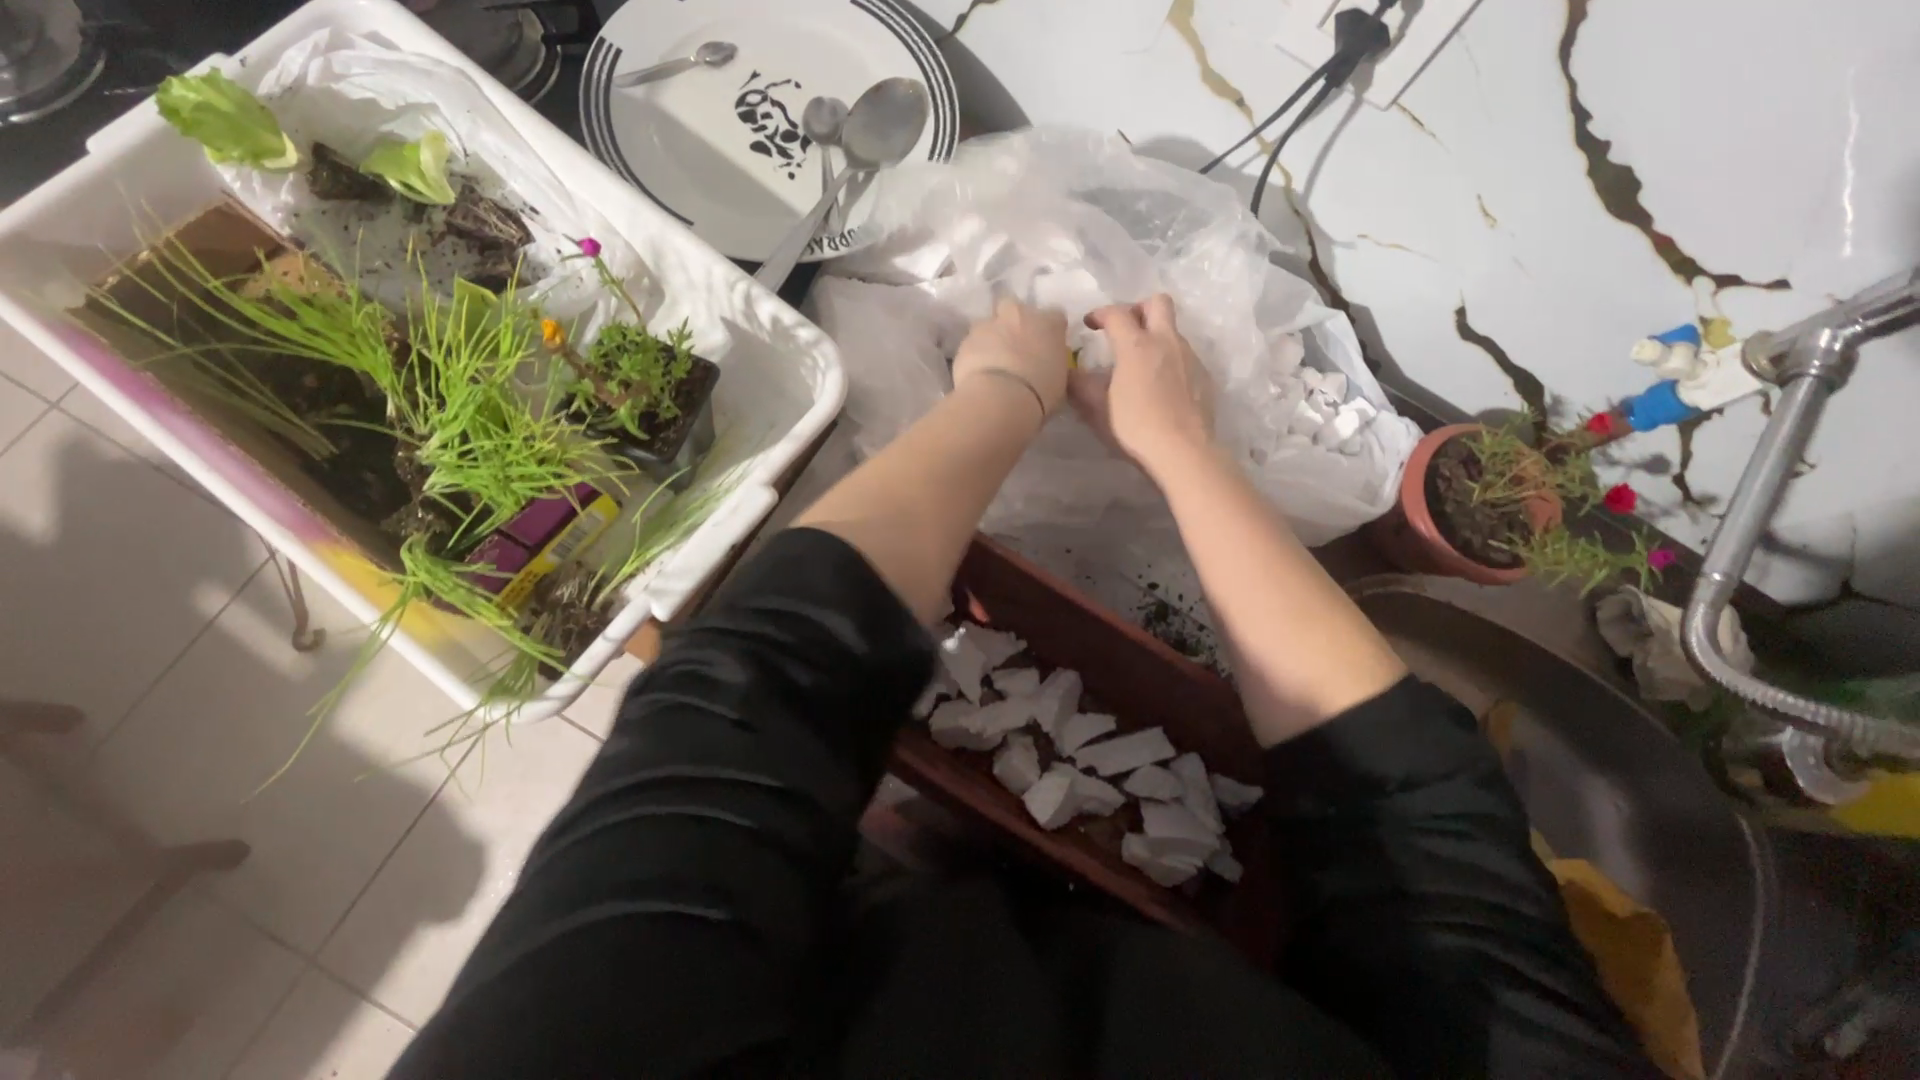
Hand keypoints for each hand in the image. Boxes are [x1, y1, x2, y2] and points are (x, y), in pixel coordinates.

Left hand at [952, 298, 1070, 419]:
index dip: (1049, 332)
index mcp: (1048, 323)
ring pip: (989, 324)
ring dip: (992, 338)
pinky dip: (975, 353)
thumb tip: (1045, 362)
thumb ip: (1052, 363)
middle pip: (1015, 308)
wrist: (1000, 398)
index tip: (1046, 348)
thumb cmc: (1040, 392)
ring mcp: (988, 324)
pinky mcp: (965, 340)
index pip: (1055, 318)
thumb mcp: (1060, 380)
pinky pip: (972, 342)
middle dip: (1015, 324)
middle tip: (1015, 348)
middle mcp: (1018, 315)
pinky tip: (978, 372)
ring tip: (992, 363)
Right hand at [1069, 294, 1214, 479]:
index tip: (1090, 324)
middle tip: (1125, 329)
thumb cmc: (1134, 428)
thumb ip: (1080, 387)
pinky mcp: (1205, 377)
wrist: (1183, 451)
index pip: (1117, 313)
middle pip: (1158, 303)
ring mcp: (1190, 358)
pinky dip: (1170, 362)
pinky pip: (1185, 357)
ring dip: (1156, 338)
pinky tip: (1162, 387)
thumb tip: (1069, 374)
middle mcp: (1166, 342)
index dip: (1100, 313)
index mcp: (1137, 346)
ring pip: (1173, 331)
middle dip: (1139, 309)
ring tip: (1142, 365)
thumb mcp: (1097, 409)